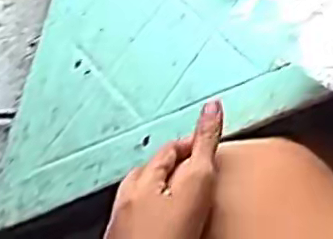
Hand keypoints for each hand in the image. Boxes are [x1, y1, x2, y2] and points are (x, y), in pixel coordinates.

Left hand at [105, 100, 223, 238]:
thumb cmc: (171, 236)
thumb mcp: (198, 182)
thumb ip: (205, 142)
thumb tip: (212, 106)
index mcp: (139, 182)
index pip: (170, 147)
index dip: (195, 142)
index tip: (213, 147)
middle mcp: (122, 203)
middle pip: (150, 171)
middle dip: (175, 165)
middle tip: (200, 170)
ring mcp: (118, 229)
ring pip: (142, 197)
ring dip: (163, 191)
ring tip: (184, 196)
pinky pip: (139, 220)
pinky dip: (154, 214)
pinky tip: (168, 223)